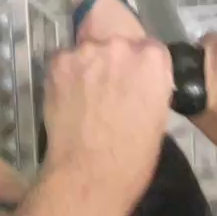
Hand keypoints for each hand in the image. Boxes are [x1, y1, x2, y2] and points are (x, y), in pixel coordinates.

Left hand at [40, 38, 174, 199]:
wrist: (89, 174)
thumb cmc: (132, 158)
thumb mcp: (157, 115)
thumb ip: (149, 85)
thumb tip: (137, 80)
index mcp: (152, 59)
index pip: (148, 48)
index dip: (138, 65)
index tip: (132, 81)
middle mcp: (121, 45)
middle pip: (117, 41)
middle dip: (113, 61)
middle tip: (106, 88)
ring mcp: (87, 50)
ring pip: (88, 50)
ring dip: (87, 66)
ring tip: (82, 97)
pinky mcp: (59, 60)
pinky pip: (64, 60)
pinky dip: (65, 75)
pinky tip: (66, 99)